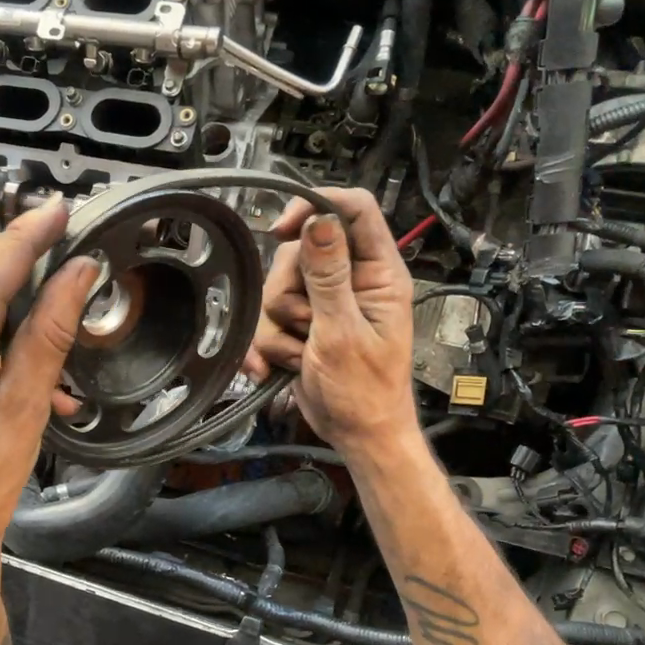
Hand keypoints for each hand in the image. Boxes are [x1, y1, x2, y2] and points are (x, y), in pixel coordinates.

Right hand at [244, 188, 418, 452]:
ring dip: (277, 328)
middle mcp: (350, 282)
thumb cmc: (366, 393)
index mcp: (377, 274)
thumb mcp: (344, 333)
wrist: (356, 436)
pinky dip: (266, 346)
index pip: (353, 210)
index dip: (316, 208)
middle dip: (288, 293)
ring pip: (277, 289)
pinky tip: (273, 367)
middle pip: (300, 252)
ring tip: (298, 355)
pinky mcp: (302, 327)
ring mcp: (324, 305)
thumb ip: (329, 276)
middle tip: (305, 327)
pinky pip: (268, 320)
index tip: (283, 229)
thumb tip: (319, 223)